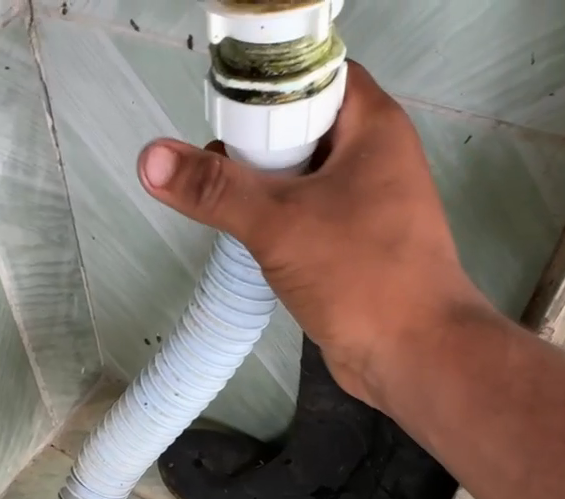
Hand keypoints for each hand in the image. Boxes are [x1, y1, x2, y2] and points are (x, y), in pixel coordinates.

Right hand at [136, 62, 497, 410]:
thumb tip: (151, 160)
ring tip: (222, 207)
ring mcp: (367, 205)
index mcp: (372, 126)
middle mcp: (374, 157)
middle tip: (212, 169)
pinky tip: (249, 243)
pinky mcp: (354, 246)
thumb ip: (216, 191)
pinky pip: (307, 218)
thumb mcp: (279, 225)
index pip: (314, 78)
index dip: (266, 92)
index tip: (222, 120)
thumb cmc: (359, 275)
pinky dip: (277, 225)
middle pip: (301, 128)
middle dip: (255, 146)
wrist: (413, 355)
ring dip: (262, 191)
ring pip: (302, 178)